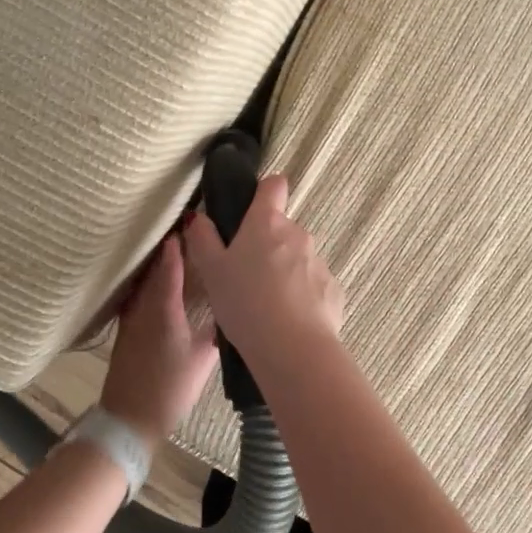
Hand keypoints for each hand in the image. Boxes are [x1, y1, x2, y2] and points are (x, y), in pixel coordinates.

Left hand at [100, 236, 218, 443]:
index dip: (178, 246)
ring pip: (144, 282)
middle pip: (154, 270)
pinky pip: (138, 295)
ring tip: (175, 248)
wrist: (129, 419)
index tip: (188, 224)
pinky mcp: (126, 330)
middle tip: (185, 229)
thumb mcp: (202, 359)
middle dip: (168, 250)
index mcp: (164, 311)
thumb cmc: (170, 389)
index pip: (170, 269)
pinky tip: (158, 281)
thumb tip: (231, 306)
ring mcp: (131, 319)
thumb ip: (216, 329)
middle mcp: (143, 308)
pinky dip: (149, 282)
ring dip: (157, 264)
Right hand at [183, 174, 344, 362]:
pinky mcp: (333, 289)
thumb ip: (202, 239)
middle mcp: (299, 234)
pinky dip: (301, 297)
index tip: (251, 210)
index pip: (274, 185)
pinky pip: (313, 286)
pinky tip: (286, 321)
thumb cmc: (245, 303)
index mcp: (267, 223)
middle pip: (282, 229)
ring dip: (284, 274)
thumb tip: (198, 217)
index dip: (264, 192)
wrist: (292, 347)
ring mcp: (320, 262)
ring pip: (298, 260)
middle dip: (267, 246)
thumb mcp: (211, 271)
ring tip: (264, 306)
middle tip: (245, 277)